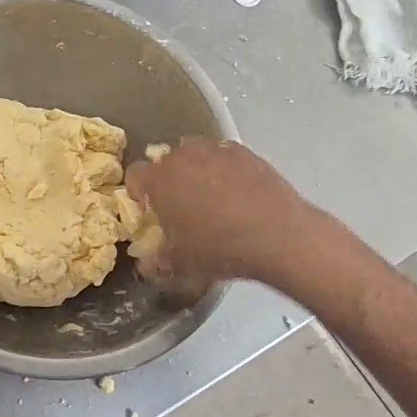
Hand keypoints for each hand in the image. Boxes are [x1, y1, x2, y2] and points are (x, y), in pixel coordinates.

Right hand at [124, 138, 340, 287]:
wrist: (282, 237)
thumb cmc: (221, 248)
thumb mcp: (181, 264)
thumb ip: (157, 261)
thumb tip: (147, 265)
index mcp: (159, 180)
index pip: (135, 175)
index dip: (138, 192)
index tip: (148, 209)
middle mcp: (183, 157)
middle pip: (165, 160)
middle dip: (168, 178)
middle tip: (180, 203)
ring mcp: (217, 151)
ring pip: (196, 153)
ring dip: (196, 169)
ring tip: (210, 194)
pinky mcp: (247, 154)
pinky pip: (225, 156)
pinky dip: (225, 169)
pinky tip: (238, 191)